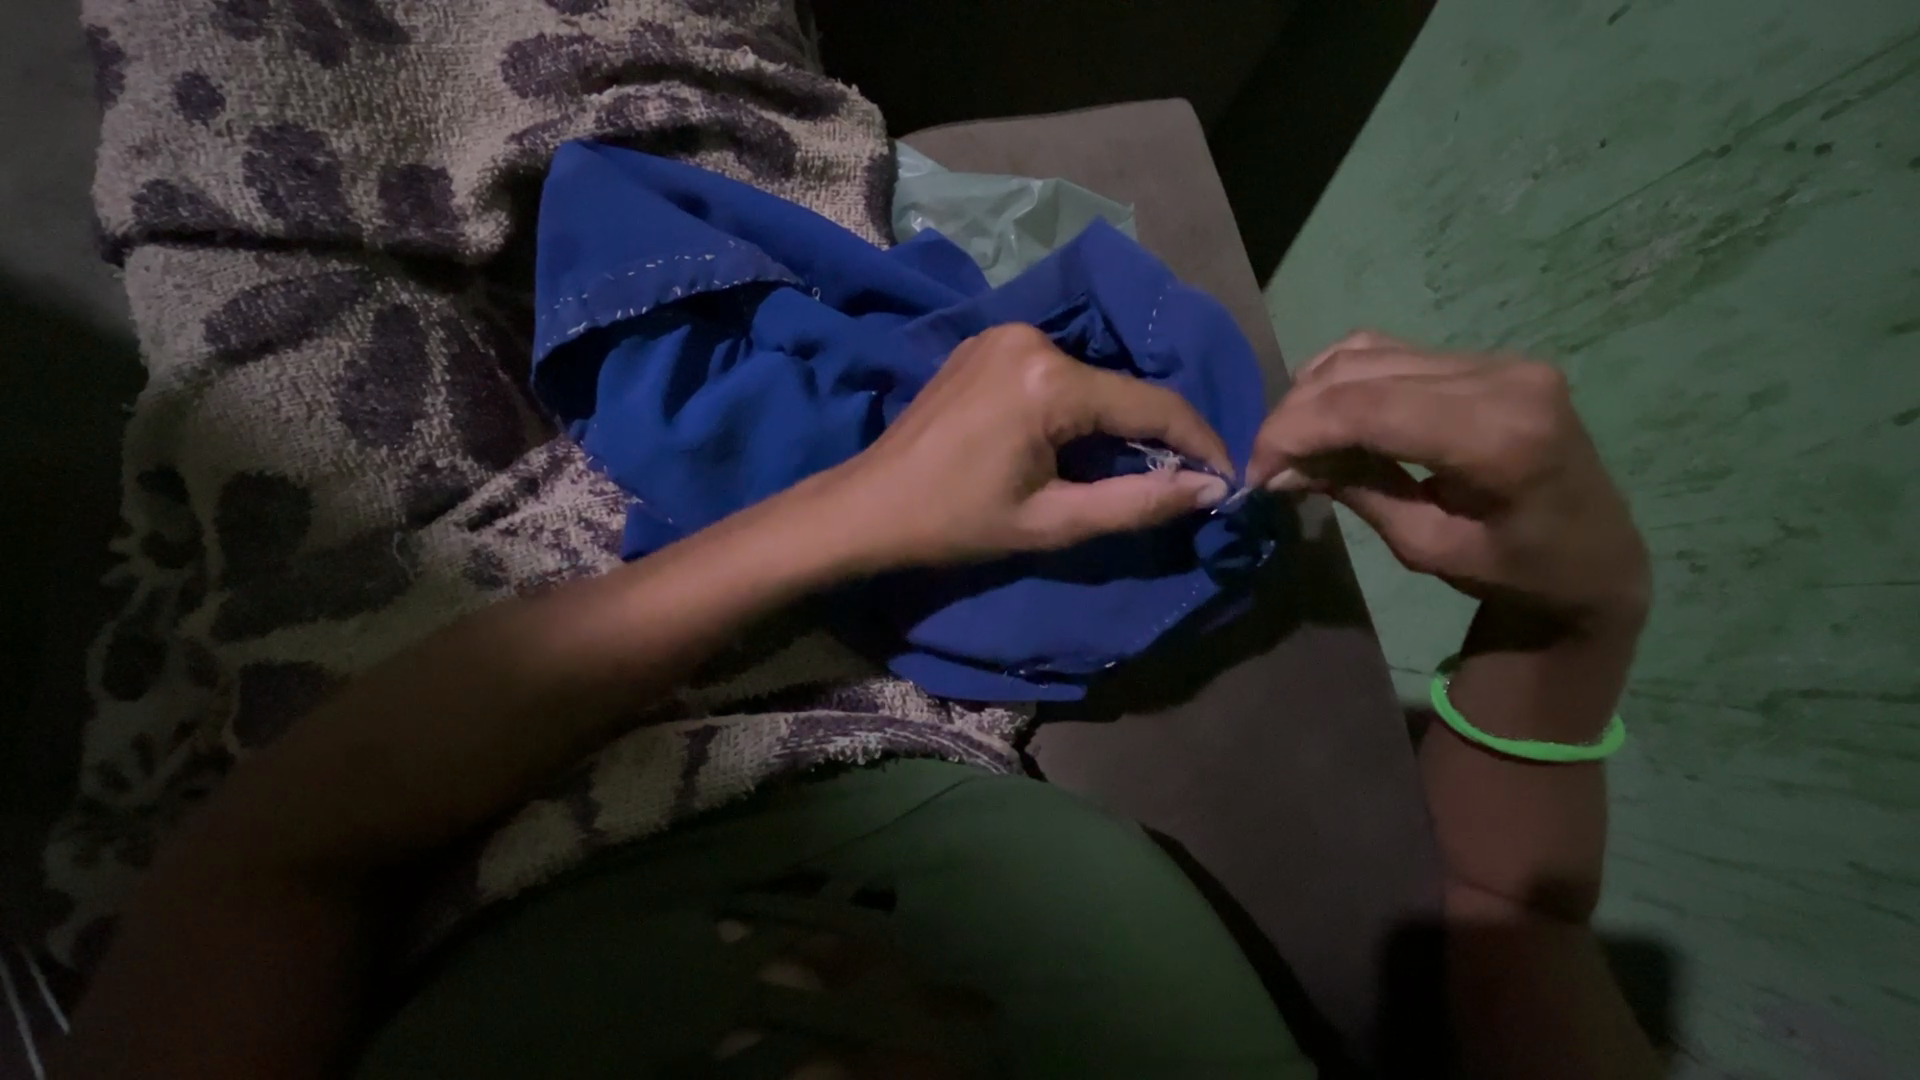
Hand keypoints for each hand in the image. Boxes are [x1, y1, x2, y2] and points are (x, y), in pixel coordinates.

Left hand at [823, 323, 1233, 568]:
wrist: (869, 506)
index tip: (1226, 478)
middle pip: (1119, 389)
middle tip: (1176, 482)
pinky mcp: (984, 344)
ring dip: (1114, 422)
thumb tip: (1209, 487)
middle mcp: (1031, 339)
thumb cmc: (955, 523)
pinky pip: (1054, 372)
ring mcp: (1003, 335)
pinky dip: (1076, 406)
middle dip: (1153, 436)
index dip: (1198, 443)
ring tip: (1125, 469)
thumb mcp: (1051, 523)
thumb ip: (1136, 502)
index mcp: (1049, 381)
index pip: (1151, 405)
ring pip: (1089, 380)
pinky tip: (1072, 443)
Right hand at [1246, 333, 1648, 626]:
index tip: (1255, 473)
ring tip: (1291, 443)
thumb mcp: (1425, 546)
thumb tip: (1276, 468)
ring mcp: (1495, 359)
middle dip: (1293, 417)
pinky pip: (1387, 351)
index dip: (1292, 432)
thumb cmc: (1515, 570)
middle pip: (1358, 374)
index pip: (1366, 408)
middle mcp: (1500, 379)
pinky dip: (1340, 379)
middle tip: (1265, 465)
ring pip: (1365, 354)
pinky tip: (1324, 413)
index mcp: (1499, 437)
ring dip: (1311, 395)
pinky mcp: (1483, 359)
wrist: (1596, 556)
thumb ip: (1355, 490)